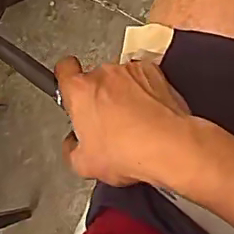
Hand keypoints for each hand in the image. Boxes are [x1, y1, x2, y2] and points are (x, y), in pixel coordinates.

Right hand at [55, 57, 194, 186]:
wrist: (168, 145)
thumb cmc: (128, 151)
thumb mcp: (83, 164)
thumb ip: (71, 149)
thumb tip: (73, 145)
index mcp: (80, 91)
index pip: (64, 69)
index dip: (66, 77)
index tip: (70, 87)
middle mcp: (105, 74)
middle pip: (96, 80)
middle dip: (100, 97)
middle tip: (108, 123)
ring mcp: (131, 71)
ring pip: (121, 80)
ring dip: (124, 94)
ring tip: (134, 122)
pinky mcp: (155, 73)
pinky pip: (144, 79)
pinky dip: (146, 92)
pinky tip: (149, 115)